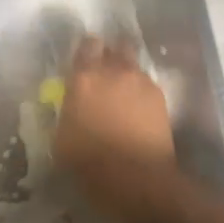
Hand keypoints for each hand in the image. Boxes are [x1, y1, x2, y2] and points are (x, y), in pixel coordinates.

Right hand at [54, 37, 178, 222]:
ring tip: (120, 92)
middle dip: (110, 55)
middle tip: (102, 71)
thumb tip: (72, 105)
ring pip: (134, 66)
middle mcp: (115, 72)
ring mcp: (142, 83)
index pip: (87, 46)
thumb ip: (68, 111)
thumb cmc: (88, 160)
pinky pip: (146, 85)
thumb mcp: (62, 136)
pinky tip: (134, 108)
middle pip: (116, 48)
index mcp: (84, 79)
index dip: (85, 50)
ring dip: (126, 74)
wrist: (136, 177)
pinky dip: (139, 92)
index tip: (82, 59)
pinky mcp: (161, 100)